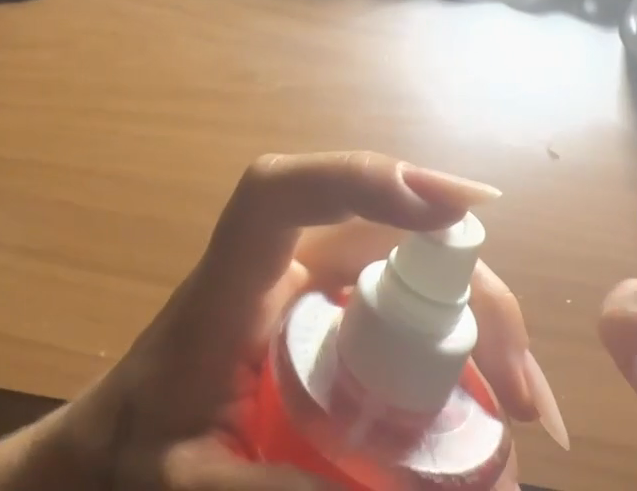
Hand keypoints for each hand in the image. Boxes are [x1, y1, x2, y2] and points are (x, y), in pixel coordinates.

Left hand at [46, 151, 566, 489]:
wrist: (110, 445)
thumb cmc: (136, 451)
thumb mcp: (192, 484)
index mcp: (228, 284)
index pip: (276, 191)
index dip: (356, 177)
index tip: (447, 206)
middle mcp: (270, 266)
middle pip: (372, 229)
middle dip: (460, 281)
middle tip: (523, 392)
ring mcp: (296, 286)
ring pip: (394, 263)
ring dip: (468, 312)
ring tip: (526, 407)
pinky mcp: (315, 315)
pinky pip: (391, 304)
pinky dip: (447, 341)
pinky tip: (489, 405)